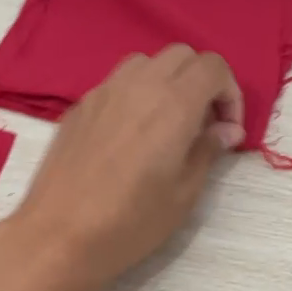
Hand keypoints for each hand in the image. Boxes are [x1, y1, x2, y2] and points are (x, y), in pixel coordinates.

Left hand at [0, 45, 243, 290]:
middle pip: (182, 56)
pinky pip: (120, 82)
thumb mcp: (184, 194)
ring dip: (170, 84)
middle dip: (203, 83)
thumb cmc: (132, 223)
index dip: (230, 94)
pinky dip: (141, 95)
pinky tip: (136, 138)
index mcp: (172, 106)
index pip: (213, 67)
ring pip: (149, 62)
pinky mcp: (82, 105)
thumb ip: (208, 151)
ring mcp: (105, 91)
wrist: (61, 235)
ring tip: (171, 127)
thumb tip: (226, 130)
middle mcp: (139, 85)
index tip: (228, 132)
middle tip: (206, 127)